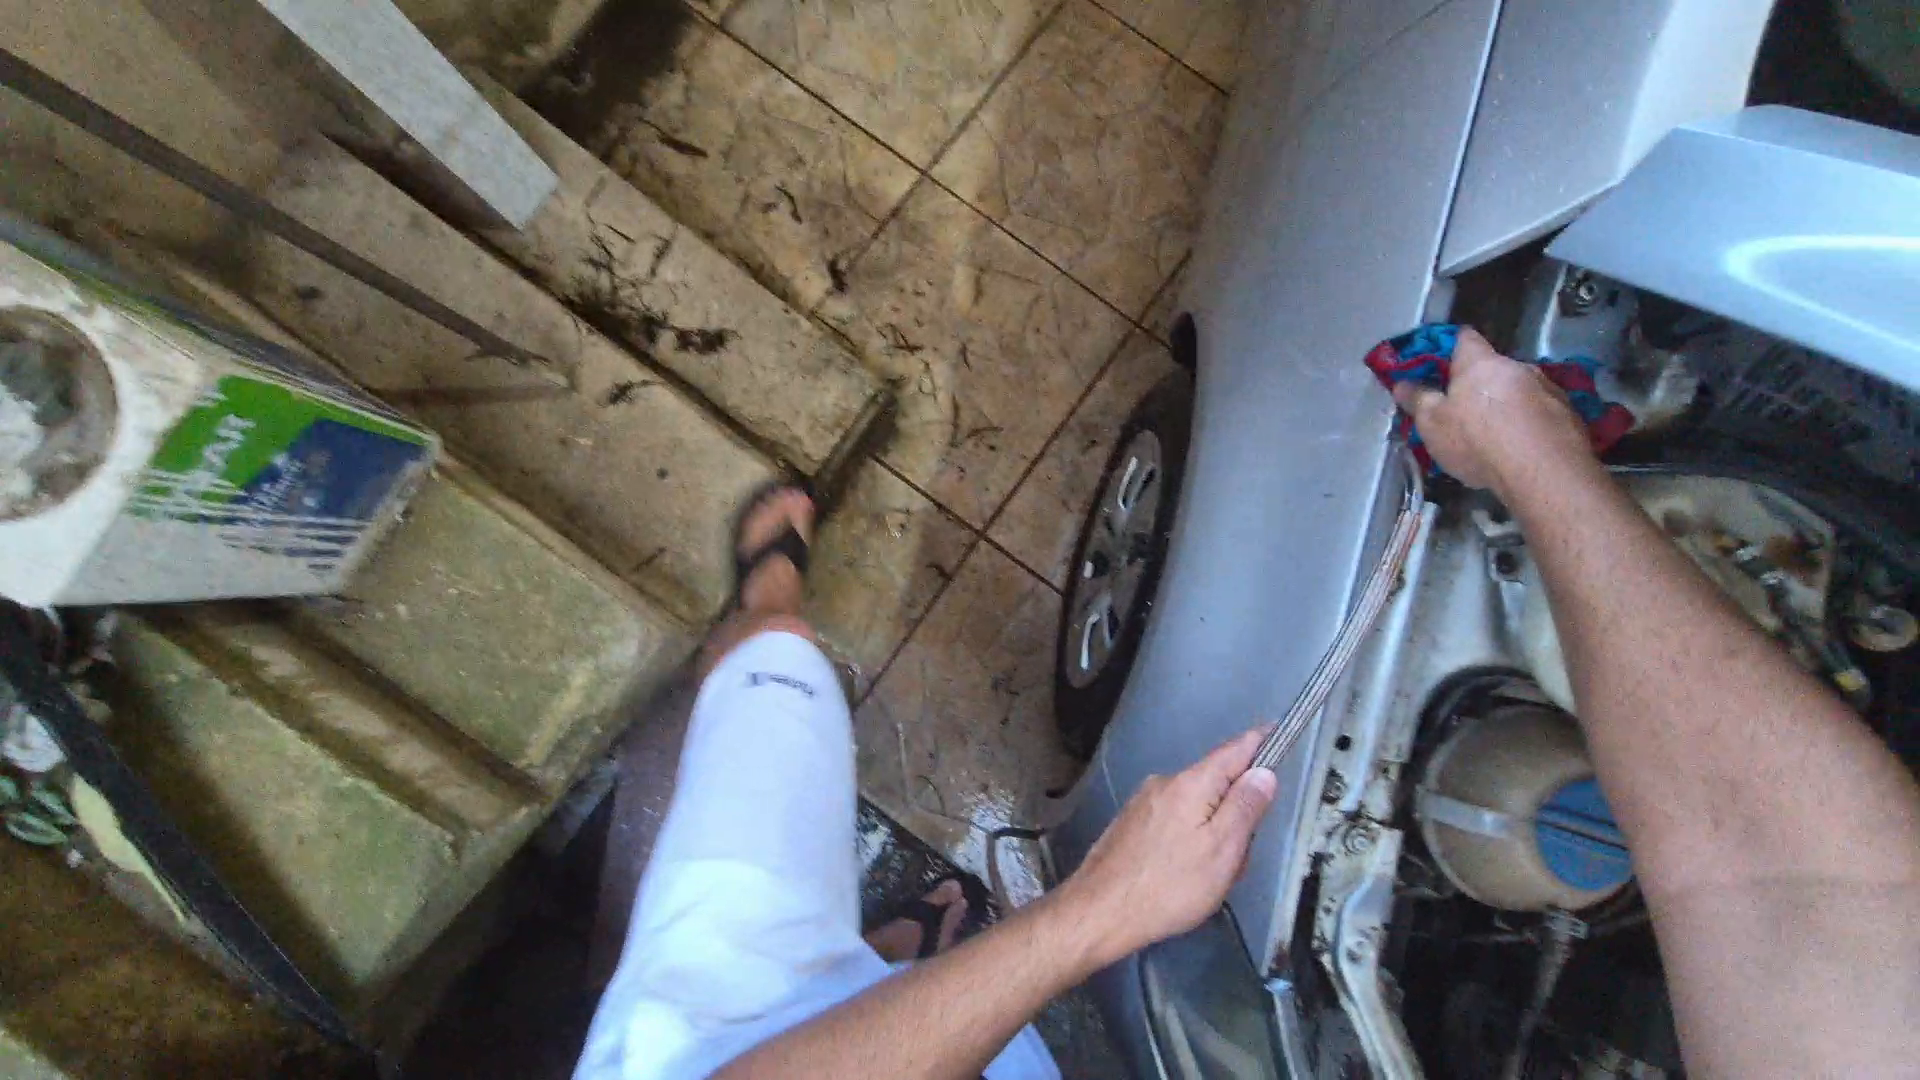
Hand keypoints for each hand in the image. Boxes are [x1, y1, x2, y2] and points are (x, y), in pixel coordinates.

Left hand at [1052, 727, 1277, 965]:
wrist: (1101, 909)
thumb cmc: (1170, 885)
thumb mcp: (1222, 850)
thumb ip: (1245, 808)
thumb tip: (1264, 772)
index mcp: (1190, 784)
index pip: (1232, 751)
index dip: (1258, 742)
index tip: (1277, 731)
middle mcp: (1164, 783)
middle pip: (1215, 782)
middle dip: (1235, 810)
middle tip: (1237, 858)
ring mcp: (1144, 801)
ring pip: (1195, 806)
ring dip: (1212, 832)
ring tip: (1208, 877)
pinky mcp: (1132, 822)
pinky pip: (1175, 819)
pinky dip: (1190, 839)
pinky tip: (1183, 874)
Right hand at [1391, 327, 1592, 495]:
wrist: (1543, 471)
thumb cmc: (1477, 440)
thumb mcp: (1432, 424)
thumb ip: (1418, 400)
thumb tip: (1402, 384)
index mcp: (1481, 364)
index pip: (1464, 338)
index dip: (1448, 346)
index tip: (1436, 362)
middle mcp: (1518, 367)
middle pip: (1491, 368)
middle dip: (1475, 384)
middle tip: (1458, 409)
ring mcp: (1547, 389)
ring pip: (1516, 390)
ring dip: (1501, 404)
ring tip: (1488, 434)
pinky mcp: (1567, 414)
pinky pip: (1537, 411)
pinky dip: (1524, 422)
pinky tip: (1514, 447)